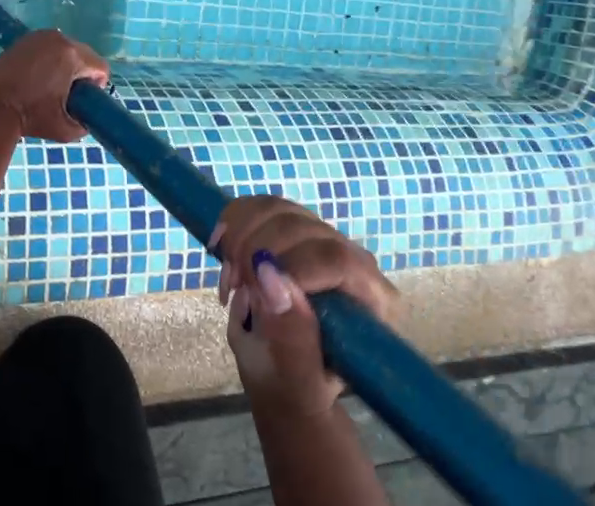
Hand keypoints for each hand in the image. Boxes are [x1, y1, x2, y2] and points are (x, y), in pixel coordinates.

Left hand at [0, 29, 108, 141]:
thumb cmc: (30, 117)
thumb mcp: (66, 130)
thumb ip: (85, 122)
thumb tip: (87, 116)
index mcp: (72, 56)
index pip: (100, 66)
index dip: (96, 85)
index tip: (81, 100)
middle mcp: (58, 39)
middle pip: (84, 55)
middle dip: (80, 73)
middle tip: (65, 94)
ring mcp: (39, 36)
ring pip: (65, 49)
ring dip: (64, 65)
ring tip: (48, 86)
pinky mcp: (23, 40)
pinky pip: (47, 47)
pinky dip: (47, 59)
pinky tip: (35, 77)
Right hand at [213, 196, 401, 417]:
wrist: (282, 376)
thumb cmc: (296, 388)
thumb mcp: (294, 381)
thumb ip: (291, 336)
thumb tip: (270, 279)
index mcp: (372, 301)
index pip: (339, 259)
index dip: (292, 265)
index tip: (253, 291)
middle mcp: (354, 262)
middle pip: (302, 228)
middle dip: (255, 253)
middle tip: (235, 291)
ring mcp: (322, 239)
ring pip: (278, 209)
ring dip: (240, 238)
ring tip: (231, 279)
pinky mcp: (292, 228)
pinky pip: (260, 205)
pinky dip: (233, 221)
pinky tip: (222, 249)